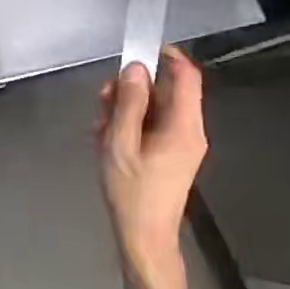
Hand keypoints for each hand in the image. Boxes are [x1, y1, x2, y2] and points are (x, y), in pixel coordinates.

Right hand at [97, 45, 207, 278]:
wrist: (144, 239)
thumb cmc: (132, 192)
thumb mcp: (121, 143)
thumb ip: (129, 103)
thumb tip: (136, 68)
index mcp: (184, 126)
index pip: (186, 76)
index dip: (166, 56)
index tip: (137, 49)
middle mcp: (189, 130)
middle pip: (166, 90)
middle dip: (133, 86)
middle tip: (102, 98)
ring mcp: (181, 143)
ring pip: (155, 107)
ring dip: (126, 106)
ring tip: (100, 124)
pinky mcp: (170, 154)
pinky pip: (152, 125)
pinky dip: (130, 124)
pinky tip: (107, 137)